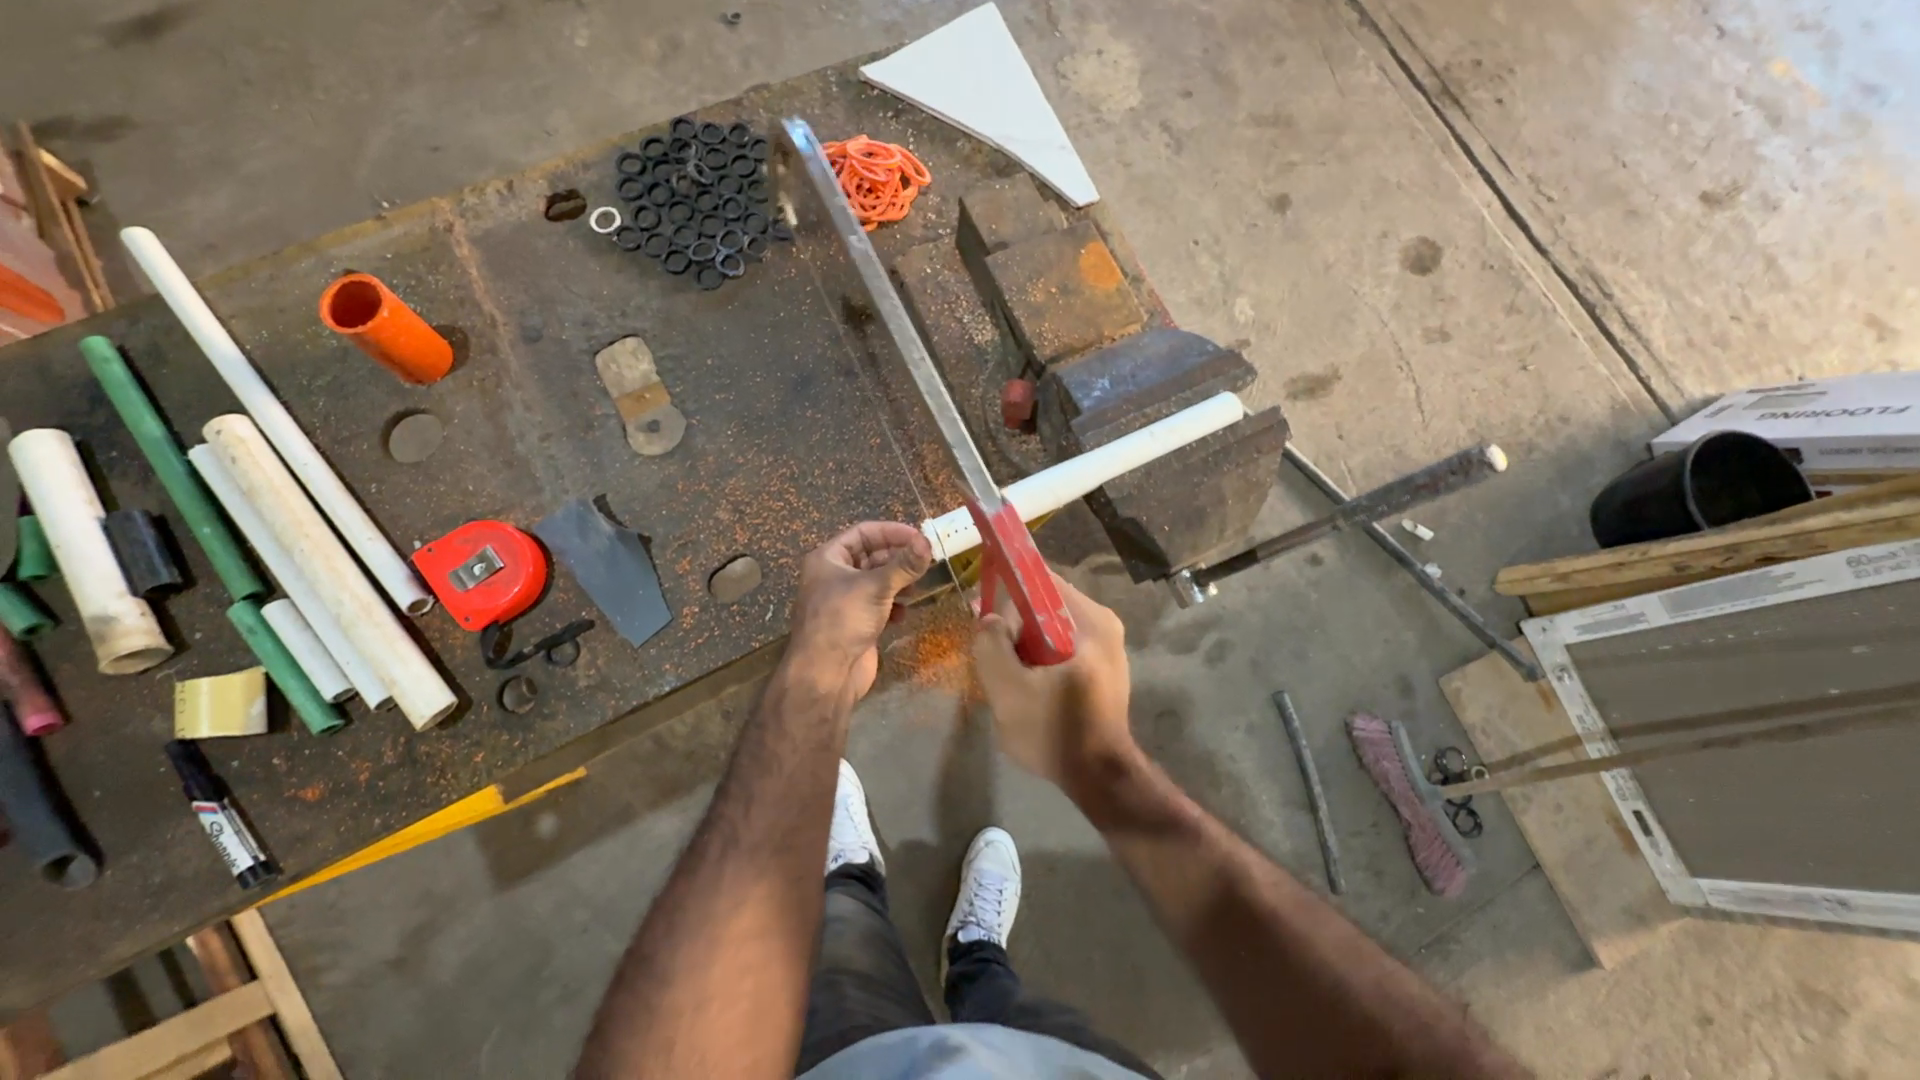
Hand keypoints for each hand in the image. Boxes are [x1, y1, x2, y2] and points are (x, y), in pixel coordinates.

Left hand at [786, 521, 933, 704]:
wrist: (826, 674)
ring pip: (878, 581)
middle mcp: (834, 576)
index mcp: (828, 558)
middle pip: (871, 557)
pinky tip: (904, 612)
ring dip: (899, 582)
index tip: (920, 537)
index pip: (863, 533)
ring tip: (919, 585)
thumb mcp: (875, 587)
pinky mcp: (856, 623)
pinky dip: (894, 604)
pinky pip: (879, 604)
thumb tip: (928, 541)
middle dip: (898, 559)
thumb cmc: (843, 620)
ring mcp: (845, 601)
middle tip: (927, 561)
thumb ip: (904, 564)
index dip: (891, 532)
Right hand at [972, 573, 1135, 788]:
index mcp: (1089, 620)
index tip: (989, 622)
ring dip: (1027, 648)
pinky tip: (1032, 689)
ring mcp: (1107, 647)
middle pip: (1044, 606)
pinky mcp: (1103, 668)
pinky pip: (1063, 648)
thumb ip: (991, 645)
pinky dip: (1043, 660)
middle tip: (1000, 663)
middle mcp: (1104, 624)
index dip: (1008, 593)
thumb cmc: (1054, 731)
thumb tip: (988, 619)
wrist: (1099, 778)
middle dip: (1016, 629)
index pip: (1040, 580)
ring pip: (1051, 629)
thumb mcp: (1007, 690)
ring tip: (1014, 681)